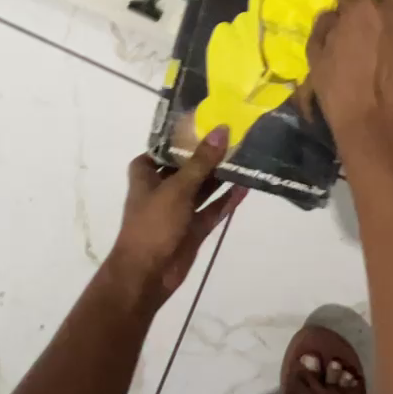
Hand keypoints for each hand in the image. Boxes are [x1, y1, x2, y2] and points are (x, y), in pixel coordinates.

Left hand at [104, 127, 245, 311]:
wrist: (145, 276)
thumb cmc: (153, 224)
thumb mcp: (177, 188)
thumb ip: (202, 161)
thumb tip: (222, 130)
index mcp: (146, 171)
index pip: (169, 144)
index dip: (190, 132)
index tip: (214, 117)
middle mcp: (162, 185)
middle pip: (190, 164)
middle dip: (211, 153)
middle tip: (239, 133)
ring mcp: (179, 207)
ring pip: (204, 186)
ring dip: (221, 175)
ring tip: (247, 155)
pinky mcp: (193, 226)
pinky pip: (213, 208)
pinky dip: (227, 199)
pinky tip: (246, 186)